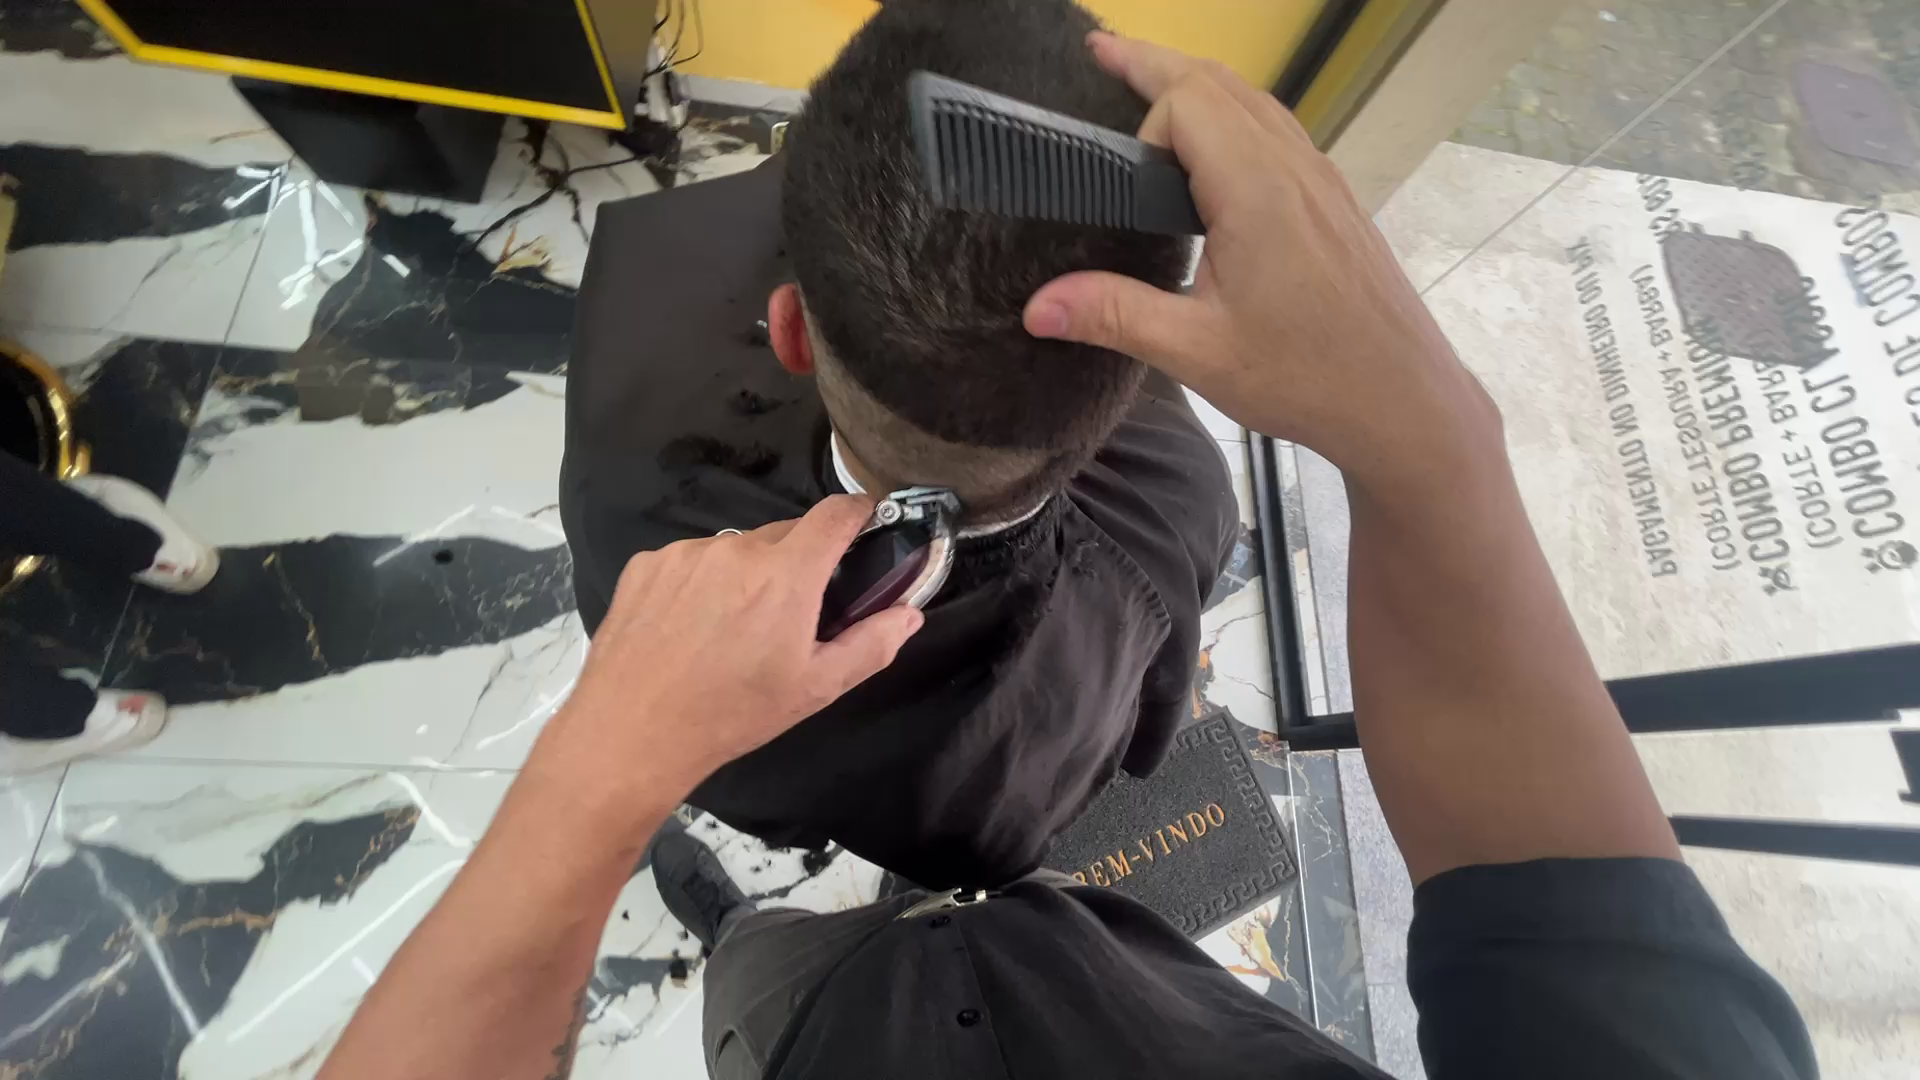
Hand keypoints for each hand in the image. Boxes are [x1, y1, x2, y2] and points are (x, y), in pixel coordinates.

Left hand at [532, 496, 923, 799]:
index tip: (866, 522)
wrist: (629, 734)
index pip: (836, 513)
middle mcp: (737, 548)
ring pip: (739, 548)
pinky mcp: (647, 564)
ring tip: (733, 626)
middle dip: (801, 561)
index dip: (859, 511)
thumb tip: (910, 614)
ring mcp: (687, 552)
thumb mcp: (816, 688)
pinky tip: (691, 625)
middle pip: (788, 533)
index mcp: (786, 574)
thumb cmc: (734, 713)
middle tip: (792, 611)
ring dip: (750, 572)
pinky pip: (694, 558)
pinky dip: (705, 580)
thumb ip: (873, 644)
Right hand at [1023, 32, 1501, 488]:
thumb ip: (1113, 316)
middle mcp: (1294, 166)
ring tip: (1146, 89)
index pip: (1188, 103)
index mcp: (1257, 189)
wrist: (1399, 397)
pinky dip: (1230, 115)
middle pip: (1219, 81)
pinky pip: (1275, 130)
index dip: (1143, 130)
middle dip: (1154, 63)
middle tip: (1098, 54)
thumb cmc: (1302, 375)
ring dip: (1195, 85)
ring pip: (1252, 101)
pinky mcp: (1330, 202)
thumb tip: (1035, 308)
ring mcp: (1320, 179)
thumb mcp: (1195, 351)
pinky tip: (1213, 152)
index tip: (1122, 195)